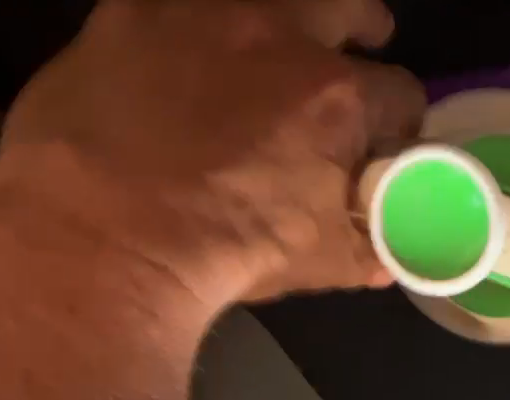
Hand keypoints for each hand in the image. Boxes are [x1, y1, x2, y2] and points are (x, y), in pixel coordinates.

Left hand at [0, 0, 425, 310]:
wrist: (108, 236)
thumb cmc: (231, 252)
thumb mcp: (322, 264)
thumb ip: (367, 248)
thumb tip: (390, 253)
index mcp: (337, 99)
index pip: (400, 96)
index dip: (400, 122)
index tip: (386, 139)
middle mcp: (279, 34)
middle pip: (346, 5)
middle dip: (365, 25)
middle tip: (364, 40)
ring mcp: (201, 12)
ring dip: (288, 13)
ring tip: (283, 33)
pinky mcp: (130, 12)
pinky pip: (178, 0)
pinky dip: (199, 19)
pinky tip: (194, 46)